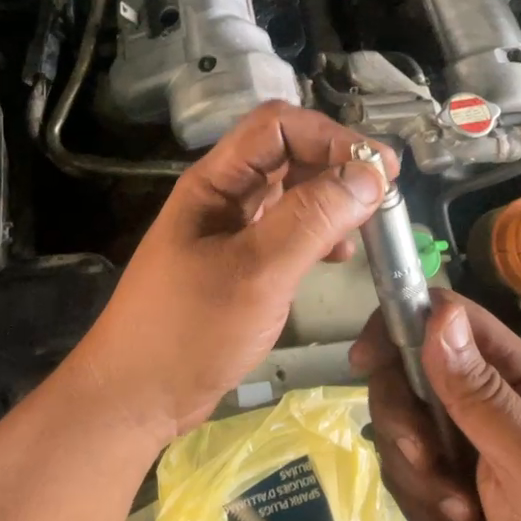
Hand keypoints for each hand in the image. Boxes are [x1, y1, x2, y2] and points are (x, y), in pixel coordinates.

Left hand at [65, 102, 396, 442]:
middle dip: (337, 163)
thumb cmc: (188, 330)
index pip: (278, 126)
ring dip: (332, 198)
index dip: (330, 136)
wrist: (135, 395)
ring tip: (370, 224)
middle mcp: (224, 194)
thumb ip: (311, 220)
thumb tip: (369, 174)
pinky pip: (288, 229)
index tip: (380, 168)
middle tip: (384, 195)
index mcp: (216, 181)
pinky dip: (319, 232)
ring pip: (291, 191)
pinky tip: (341, 254)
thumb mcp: (256, 272)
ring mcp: (232, 228)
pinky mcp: (241, 261)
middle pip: (287, 152)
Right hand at [353, 291, 520, 520]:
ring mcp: (461, 444)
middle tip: (429, 466)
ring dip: (420, 482)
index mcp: (514, 375)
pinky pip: (404, 478)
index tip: (365, 364)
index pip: (443, 318)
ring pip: (397, 432)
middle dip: (405, 426)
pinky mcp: (447, 485)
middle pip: (405, 377)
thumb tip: (438, 314)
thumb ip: (485, 395)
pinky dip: (424, 510)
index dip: (397, 326)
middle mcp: (481, 400)